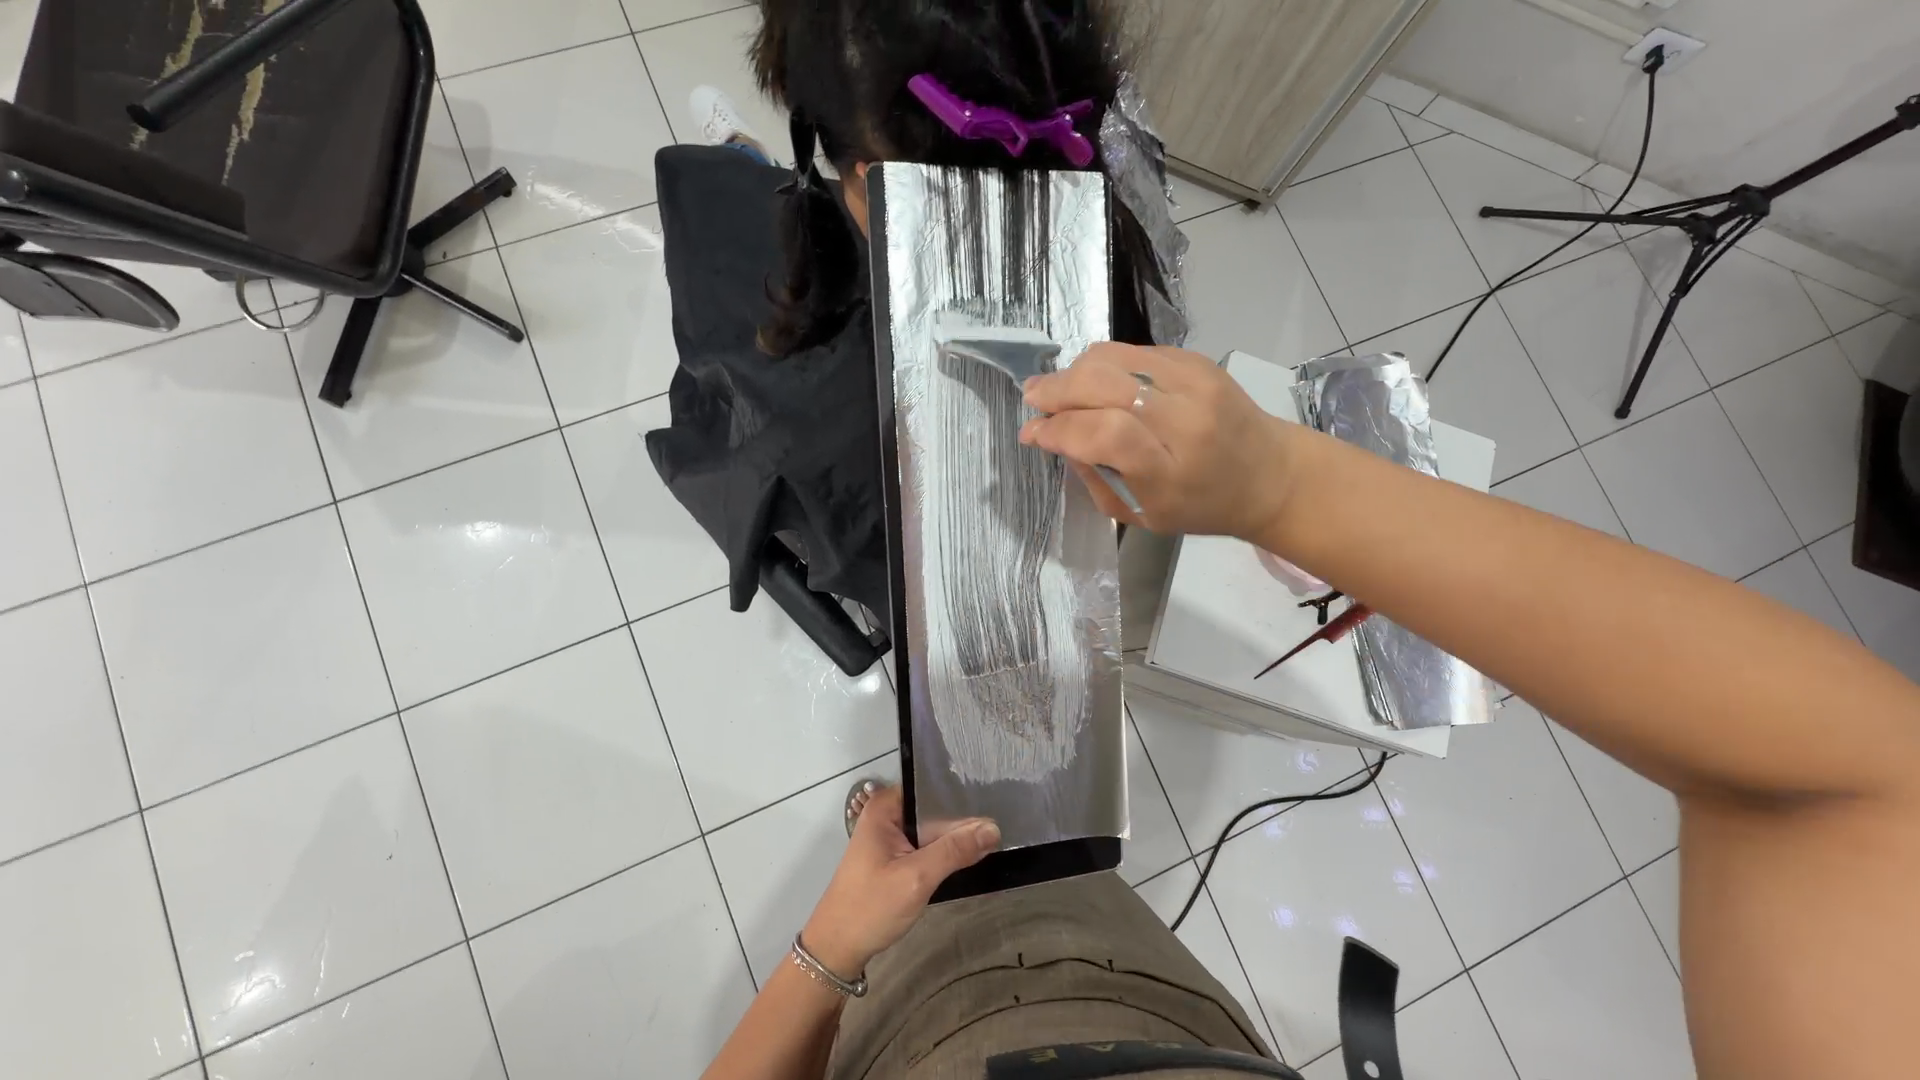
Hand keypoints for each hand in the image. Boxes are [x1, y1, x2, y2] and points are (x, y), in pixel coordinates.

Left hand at [799, 787, 998, 977]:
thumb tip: (994, 828)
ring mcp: (891, 839)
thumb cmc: (871, 908)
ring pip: (933, 833)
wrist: (837, 949)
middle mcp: (887, 815)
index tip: (997, 805)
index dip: (963, 798)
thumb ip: (954, 851)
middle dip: (963, 823)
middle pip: (935, 813)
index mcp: (885, 808)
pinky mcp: (896, 859)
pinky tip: (970, 856)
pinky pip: (927, 848)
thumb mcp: (916, 878)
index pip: (932, 791)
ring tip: (996, 840)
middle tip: (1003, 829)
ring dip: (956, 841)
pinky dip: (945, 854)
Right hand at [1020, 343, 1306, 537]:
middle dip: (1057, 389)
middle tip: (1032, 398)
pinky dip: (1103, 364)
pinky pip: (1132, 351)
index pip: (1105, 434)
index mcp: (1171, 470)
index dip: (1060, 429)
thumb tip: (1056, 436)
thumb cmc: (1199, 506)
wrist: (1268, 475)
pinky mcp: (1197, 360)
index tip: (1032, 434)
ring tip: (1058, 389)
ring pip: (1114, 357)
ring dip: (1075, 371)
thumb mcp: (1141, 514)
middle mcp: (1185, 419)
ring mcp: (1194, 382)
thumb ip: (1095, 477)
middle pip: (1104, 384)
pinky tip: (1094, 382)